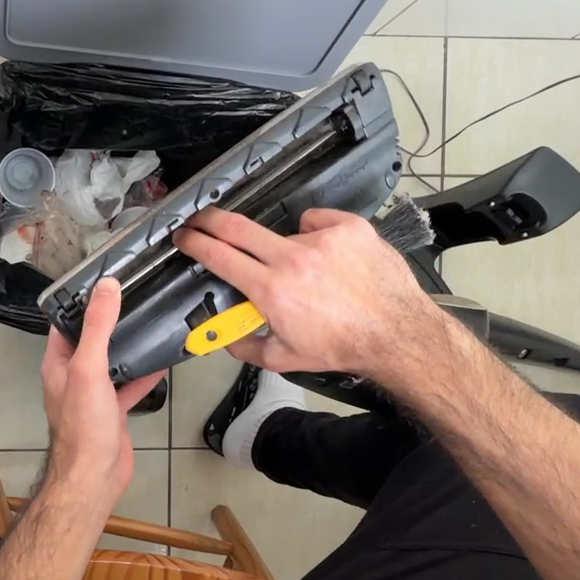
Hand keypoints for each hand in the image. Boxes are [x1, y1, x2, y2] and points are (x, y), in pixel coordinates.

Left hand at [40, 278, 165, 512]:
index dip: (82, 300)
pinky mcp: (113, 409)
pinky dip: (144, 373)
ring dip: (129, 345)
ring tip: (151, 319)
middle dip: (111, 319)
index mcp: (58, 363)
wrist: (95, 476)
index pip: (66, 322)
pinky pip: (129, 384)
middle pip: (92, 339)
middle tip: (137, 294)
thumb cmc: (84, 424)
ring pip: (112, 361)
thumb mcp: (88, 367)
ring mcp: (94, 393)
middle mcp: (73, 375)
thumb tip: (106, 287)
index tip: (106, 279)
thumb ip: (98, 327)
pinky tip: (163, 359)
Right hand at [172, 207, 442, 385]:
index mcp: (271, 290)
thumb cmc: (343, 347)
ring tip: (307, 274)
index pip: (218, 256)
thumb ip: (245, 346)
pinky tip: (326, 255)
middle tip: (202, 220)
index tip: (184, 237)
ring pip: (282, 233)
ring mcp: (322, 239)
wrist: (396, 334)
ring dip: (282, 250)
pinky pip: (316, 221)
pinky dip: (314, 234)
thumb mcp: (283, 358)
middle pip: (236, 226)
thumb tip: (225, 337)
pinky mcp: (348, 228)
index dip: (194, 243)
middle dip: (211, 220)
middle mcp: (293, 259)